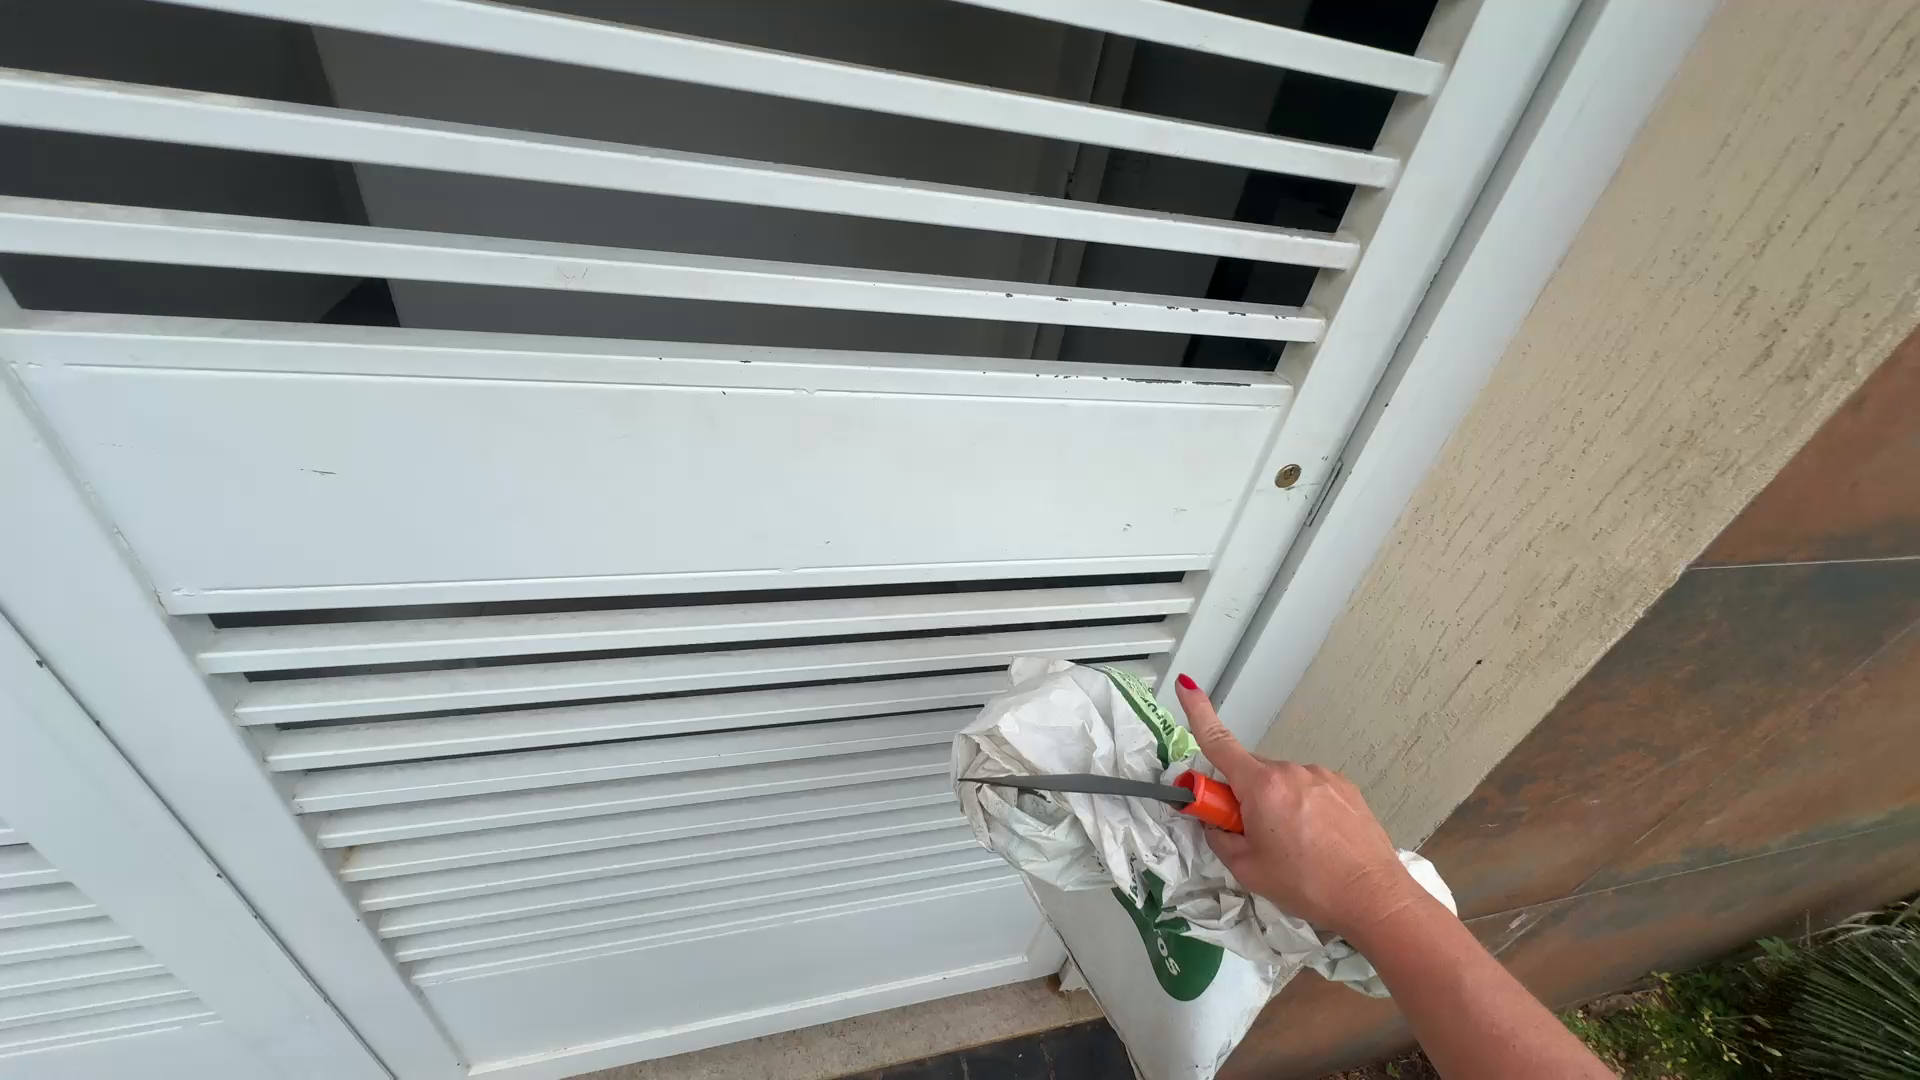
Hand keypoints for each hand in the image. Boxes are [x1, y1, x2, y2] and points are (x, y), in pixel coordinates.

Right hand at [1173, 674, 1425, 940]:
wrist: (1376, 900)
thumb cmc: (1308, 886)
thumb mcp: (1247, 870)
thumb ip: (1220, 838)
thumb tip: (1214, 823)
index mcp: (1262, 786)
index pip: (1218, 741)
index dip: (1197, 711)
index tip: (1185, 683)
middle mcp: (1290, 771)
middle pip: (1248, 771)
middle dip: (1242, 795)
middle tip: (1252, 834)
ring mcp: (1321, 775)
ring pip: (1279, 782)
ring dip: (1275, 802)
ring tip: (1294, 846)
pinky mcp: (1344, 786)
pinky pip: (1308, 788)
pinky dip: (1302, 806)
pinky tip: (1317, 840)